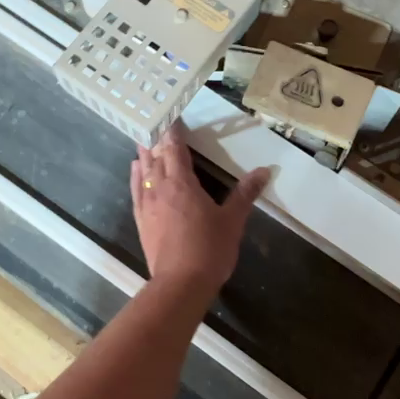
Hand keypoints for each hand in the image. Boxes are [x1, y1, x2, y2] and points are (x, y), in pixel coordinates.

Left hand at [129, 123, 270, 293]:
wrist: (180, 284)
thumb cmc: (209, 249)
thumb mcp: (232, 220)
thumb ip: (245, 193)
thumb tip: (265, 170)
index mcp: (182, 183)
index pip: (174, 148)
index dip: (172, 130)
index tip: (171, 115)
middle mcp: (160, 187)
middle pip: (155, 156)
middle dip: (157, 138)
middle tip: (156, 121)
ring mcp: (148, 204)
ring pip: (143, 170)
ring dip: (144, 153)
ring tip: (144, 137)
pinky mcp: (142, 220)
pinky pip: (136, 190)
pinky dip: (135, 175)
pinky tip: (135, 168)